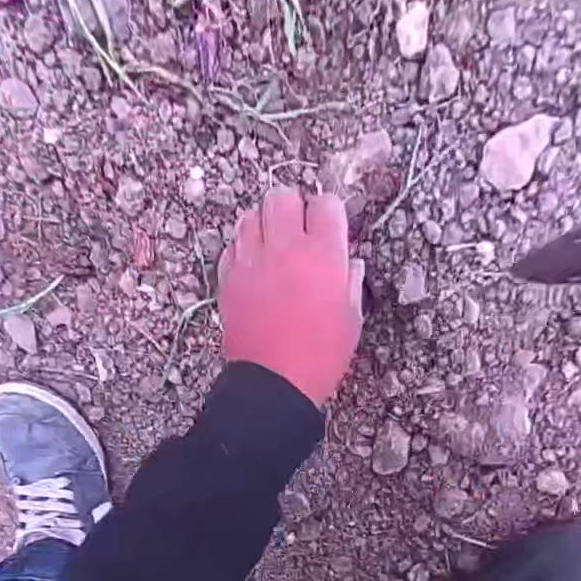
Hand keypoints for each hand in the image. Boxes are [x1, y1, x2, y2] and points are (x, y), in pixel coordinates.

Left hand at [218, 187, 365, 404]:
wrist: (275, 384)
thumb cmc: (320, 357)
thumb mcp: (351, 321)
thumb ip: (351, 283)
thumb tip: (351, 263)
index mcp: (324, 256)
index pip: (327, 203)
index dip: (329, 214)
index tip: (329, 227)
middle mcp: (286, 248)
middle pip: (283, 197)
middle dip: (293, 209)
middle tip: (299, 232)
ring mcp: (252, 261)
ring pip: (252, 215)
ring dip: (265, 225)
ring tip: (275, 248)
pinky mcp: (229, 278)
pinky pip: (233, 245)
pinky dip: (244, 249)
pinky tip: (256, 268)